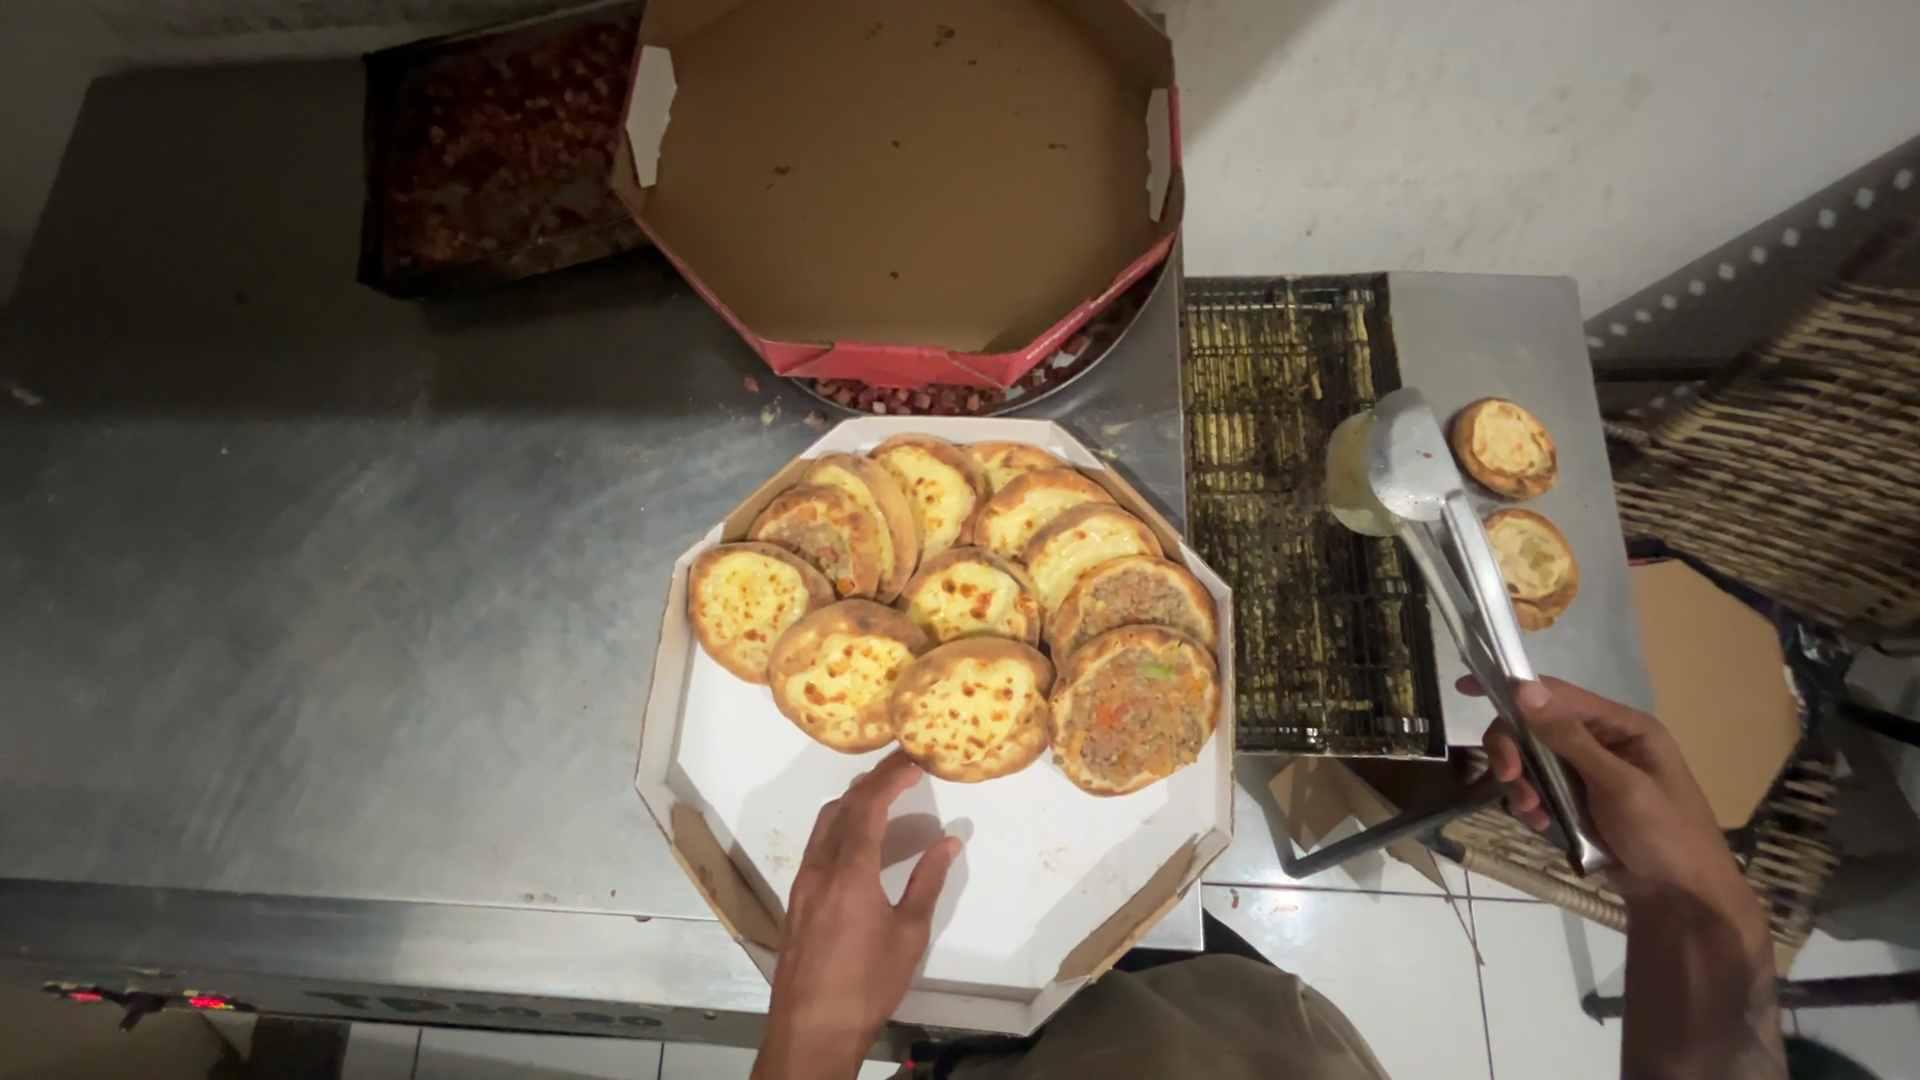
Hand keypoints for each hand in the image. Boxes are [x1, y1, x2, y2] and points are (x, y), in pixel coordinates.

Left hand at [753, 752, 961, 1079]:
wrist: (811, 1031)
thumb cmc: (867, 984)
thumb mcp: (909, 934)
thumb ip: (928, 881)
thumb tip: (949, 841)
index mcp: (849, 871)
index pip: (868, 805)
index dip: (891, 776)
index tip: (914, 760)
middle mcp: (820, 866)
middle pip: (844, 805)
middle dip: (874, 780)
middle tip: (903, 767)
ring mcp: (803, 880)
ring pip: (826, 821)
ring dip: (855, 800)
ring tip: (887, 795)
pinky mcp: (797, 896)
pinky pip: (819, 843)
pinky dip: (842, 824)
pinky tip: (863, 838)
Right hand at [1465, 676, 1750, 912]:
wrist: (1682, 901)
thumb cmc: (1666, 836)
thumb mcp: (1619, 785)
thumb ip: (1569, 737)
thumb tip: (1524, 688)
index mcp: (1621, 727)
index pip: (1555, 694)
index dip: (1511, 688)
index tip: (1464, 689)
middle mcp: (1600, 741)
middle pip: (1531, 727)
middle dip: (1513, 752)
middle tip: (1508, 778)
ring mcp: (1585, 770)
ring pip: (1527, 759)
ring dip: (1521, 784)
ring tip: (1533, 812)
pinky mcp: (1573, 796)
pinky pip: (1533, 787)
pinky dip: (1529, 803)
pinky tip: (1543, 823)